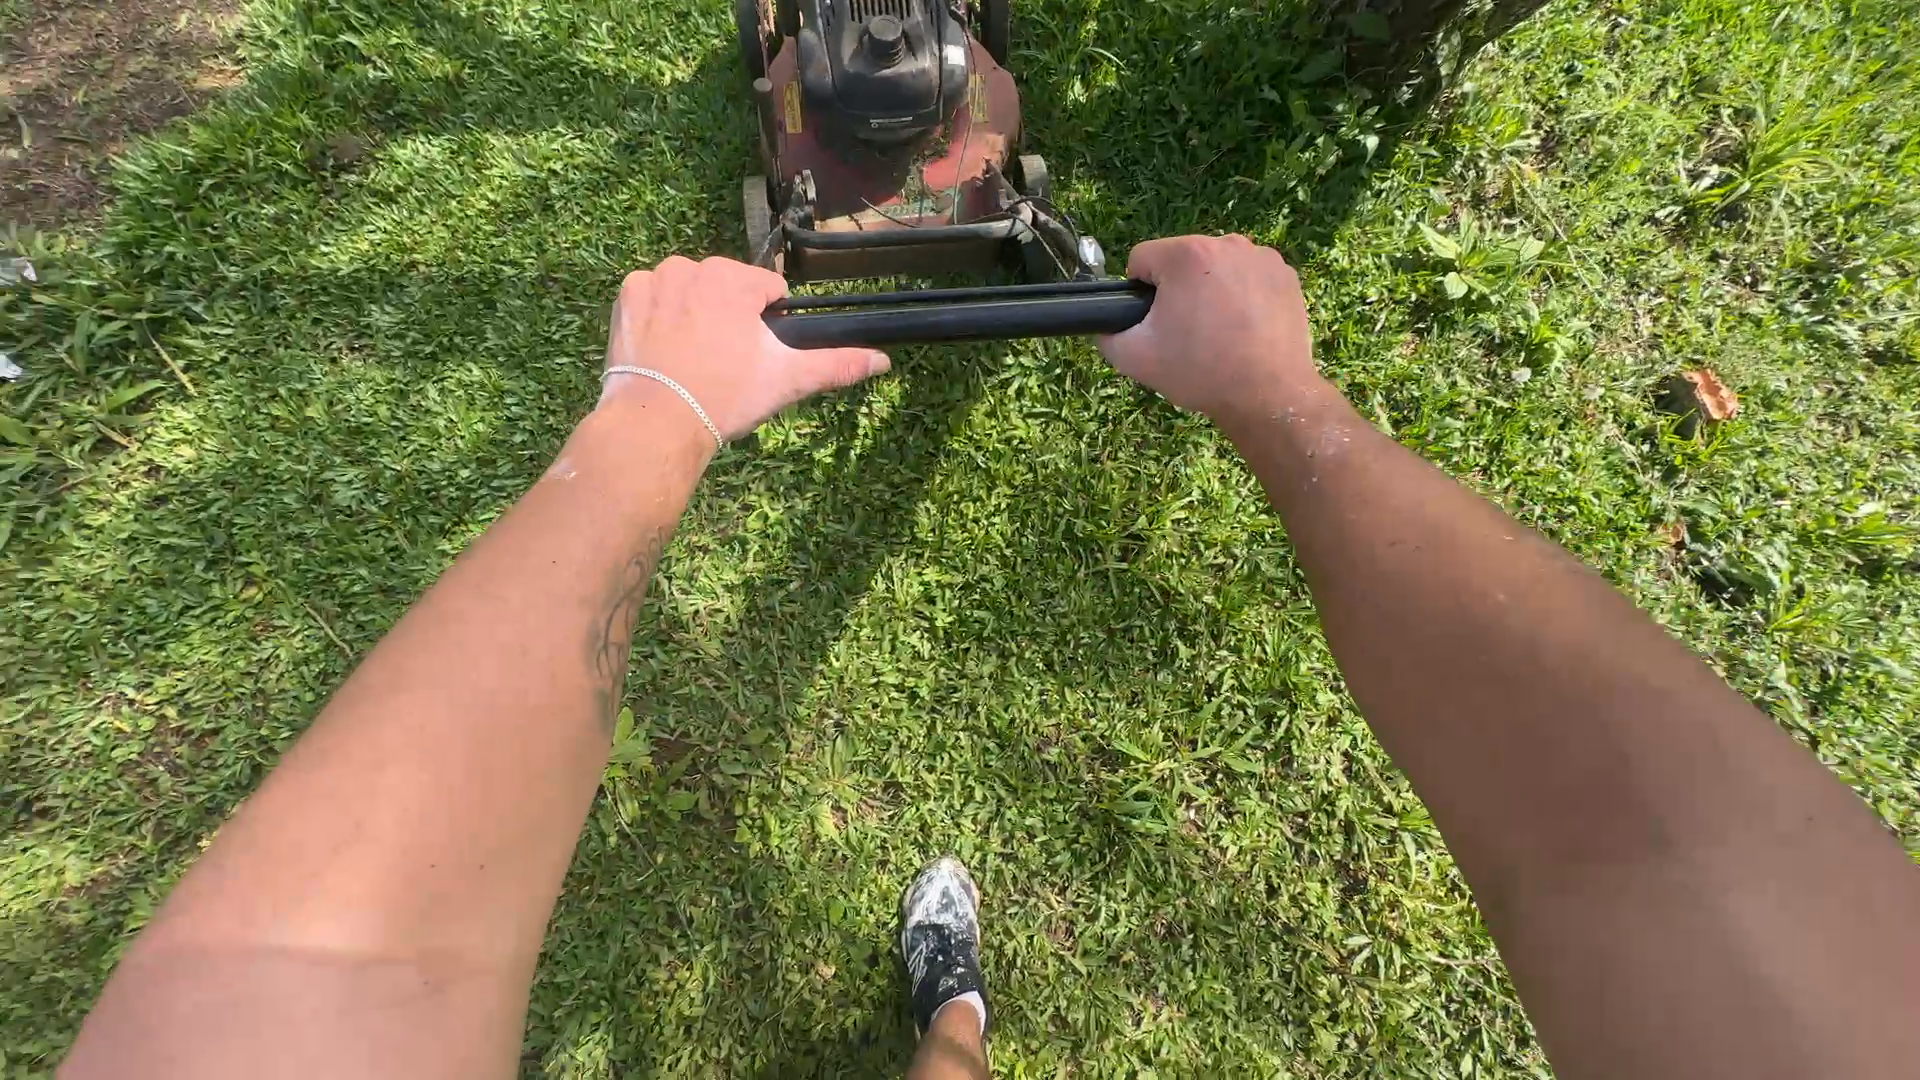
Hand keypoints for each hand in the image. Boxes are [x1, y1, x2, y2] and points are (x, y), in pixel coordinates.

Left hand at [600, 256, 889, 440]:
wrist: (658, 421)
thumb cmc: (728, 396)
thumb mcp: (788, 379)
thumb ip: (837, 364)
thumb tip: (882, 359)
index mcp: (735, 279)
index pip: (768, 289)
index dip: (769, 323)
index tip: (756, 355)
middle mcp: (693, 266)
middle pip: (727, 288)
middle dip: (731, 317)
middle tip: (726, 364)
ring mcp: (655, 279)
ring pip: (692, 291)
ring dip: (697, 315)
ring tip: (696, 361)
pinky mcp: (627, 296)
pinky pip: (656, 297)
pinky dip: (663, 318)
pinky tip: (667, 351)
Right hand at [1098, 235, 1319, 423]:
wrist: (1265, 394)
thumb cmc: (1198, 371)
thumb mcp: (1134, 359)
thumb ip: (1107, 335)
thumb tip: (1107, 326)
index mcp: (1186, 255)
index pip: (1141, 258)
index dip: (1138, 293)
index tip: (1154, 323)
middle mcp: (1226, 243)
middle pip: (1181, 261)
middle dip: (1176, 291)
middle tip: (1185, 334)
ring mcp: (1262, 257)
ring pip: (1215, 268)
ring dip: (1208, 291)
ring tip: (1216, 334)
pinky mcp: (1285, 275)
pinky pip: (1247, 277)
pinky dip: (1241, 297)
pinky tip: (1244, 329)